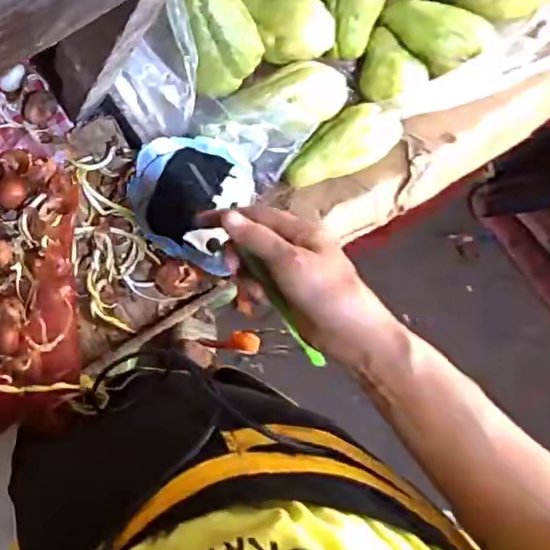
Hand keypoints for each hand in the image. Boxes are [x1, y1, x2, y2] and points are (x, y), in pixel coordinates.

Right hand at [202, 207, 406, 369]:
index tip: (197, 223)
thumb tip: (227, 215)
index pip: (254, 214)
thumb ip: (255, 238)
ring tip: (253, 293)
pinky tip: (259, 302)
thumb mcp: (287, 261)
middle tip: (232, 270)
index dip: (225, 216)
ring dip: (245, 276)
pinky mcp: (286, 287)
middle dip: (237, 254)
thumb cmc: (324, 292)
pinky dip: (253, 289)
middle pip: (249, 238)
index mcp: (299, 229)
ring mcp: (289, 267)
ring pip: (250, 262)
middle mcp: (293, 244)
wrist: (352, 336)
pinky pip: (257, 281)